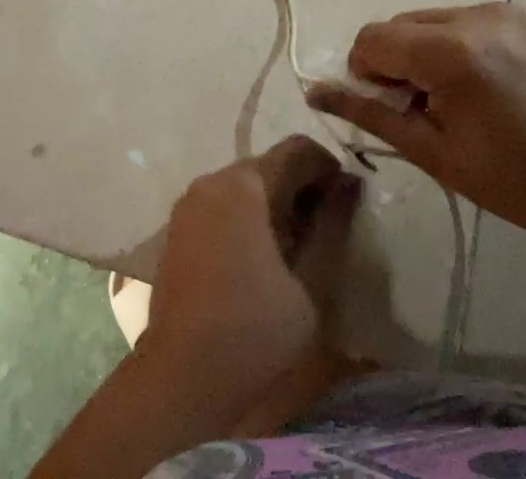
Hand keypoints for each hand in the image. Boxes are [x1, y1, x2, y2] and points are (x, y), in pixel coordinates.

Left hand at [143, 136, 360, 404]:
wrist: (182, 375)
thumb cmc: (255, 328)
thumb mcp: (310, 280)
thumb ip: (332, 226)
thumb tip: (349, 185)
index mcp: (243, 185)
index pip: (297, 149)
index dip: (328, 168)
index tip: (346, 202)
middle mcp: (210, 182)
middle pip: (267, 165)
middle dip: (302, 188)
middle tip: (326, 230)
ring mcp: (187, 205)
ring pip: (243, 187)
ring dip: (275, 204)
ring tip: (297, 249)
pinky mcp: (176, 230)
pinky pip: (221, 206)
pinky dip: (247, 218)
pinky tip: (262, 259)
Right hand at [306, 3, 525, 241]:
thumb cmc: (515, 180)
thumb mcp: (432, 152)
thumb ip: (370, 113)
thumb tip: (314, 92)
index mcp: (452, 52)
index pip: (372, 38)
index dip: (364, 74)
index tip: (390, 110)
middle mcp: (476, 16)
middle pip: (398, 24)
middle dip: (393, 64)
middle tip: (420, 111)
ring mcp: (504, 12)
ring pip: (428, 20)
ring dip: (421, 54)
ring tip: (454, 102)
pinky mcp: (523, 17)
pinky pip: (461, 22)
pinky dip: (451, 48)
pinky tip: (480, 88)